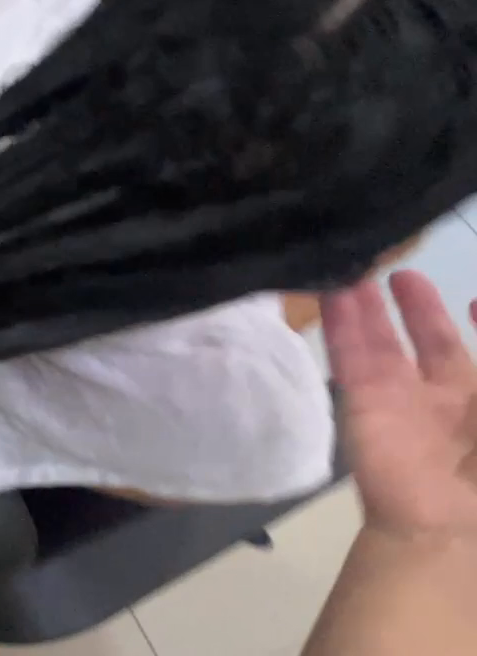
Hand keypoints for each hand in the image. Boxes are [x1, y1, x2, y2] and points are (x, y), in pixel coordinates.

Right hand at [323, 271, 476, 541]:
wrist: (458, 526)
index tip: (474, 300)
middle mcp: (451, 399)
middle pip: (433, 344)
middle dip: (418, 310)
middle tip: (400, 274)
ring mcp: (402, 398)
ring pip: (383, 342)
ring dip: (370, 308)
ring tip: (355, 270)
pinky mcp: (361, 397)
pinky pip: (350, 352)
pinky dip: (342, 321)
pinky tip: (334, 292)